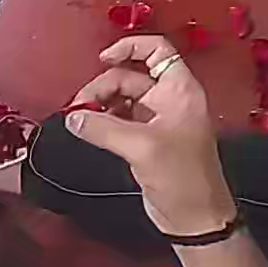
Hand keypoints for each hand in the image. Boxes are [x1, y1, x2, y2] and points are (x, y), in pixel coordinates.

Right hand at [65, 35, 236, 238]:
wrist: (196, 219)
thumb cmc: (180, 176)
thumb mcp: (142, 148)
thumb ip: (103, 128)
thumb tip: (72, 116)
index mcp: (179, 89)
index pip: (157, 50)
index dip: (130, 47)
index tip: (102, 59)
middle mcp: (169, 98)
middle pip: (131, 75)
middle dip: (104, 86)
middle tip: (79, 107)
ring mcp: (157, 118)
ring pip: (123, 97)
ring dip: (101, 103)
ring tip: (80, 118)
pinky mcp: (146, 138)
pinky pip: (121, 118)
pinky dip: (104, 119)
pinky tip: (89, 128)